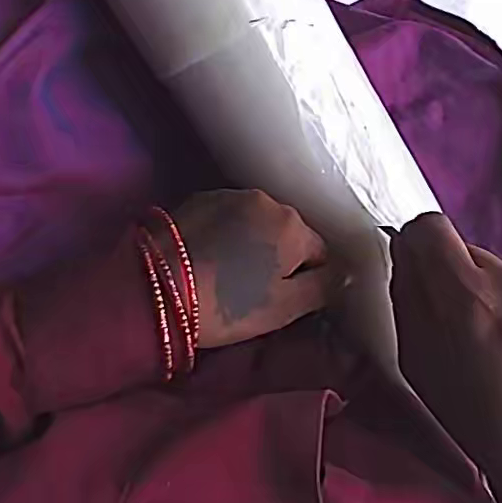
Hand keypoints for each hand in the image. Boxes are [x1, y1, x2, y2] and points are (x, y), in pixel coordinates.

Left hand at [158, 190, 337, 348]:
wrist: (155, 287)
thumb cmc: (226, 304)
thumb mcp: (283, 307)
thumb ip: (323, 288)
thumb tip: (346, 274)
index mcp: (292, 225)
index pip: (318, 253)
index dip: (304, 280)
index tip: (278, 298)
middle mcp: (264, 200)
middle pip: (286, 233)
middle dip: (277, 257)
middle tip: (251, 288)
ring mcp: (228, 195)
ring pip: (256, 222)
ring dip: (251, 242)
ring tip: (226, 272)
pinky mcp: (198, 199)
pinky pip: (227, 217)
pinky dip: (225, 233)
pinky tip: (208, 256)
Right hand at [389, 213, 501, 502]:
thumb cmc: (491, 429)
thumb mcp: (421, 368)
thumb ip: (407, 301)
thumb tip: (404, 258)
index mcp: (467, 301)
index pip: (428, 227)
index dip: (416, 244)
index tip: (416, 264)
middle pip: (464, 248)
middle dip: (453, 277)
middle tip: (456, 322)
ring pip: (501, 267)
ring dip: (490, 293)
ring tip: (500, 343)